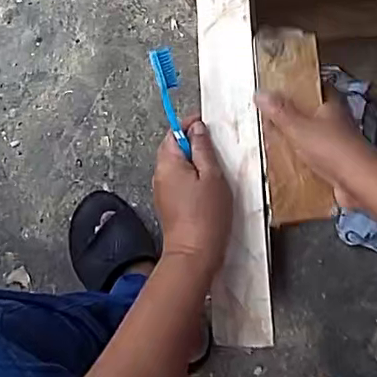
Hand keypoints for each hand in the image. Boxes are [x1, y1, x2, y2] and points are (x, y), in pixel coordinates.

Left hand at [152, 118, 231, 263]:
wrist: (195, 254)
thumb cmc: (207, 215)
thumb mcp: (213, 175)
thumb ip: (204, 149)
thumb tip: (197, 128)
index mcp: (168, 164)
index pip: (173, 133)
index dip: (189, 124)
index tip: (207, 123)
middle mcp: (160, 176)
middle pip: (173, 148)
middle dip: (192, 141)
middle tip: (216, 144)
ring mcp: (163, 191)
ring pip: (177, 164)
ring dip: (194, 159)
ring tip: (216, 165)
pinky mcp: (170, 204)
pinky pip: (179, 180)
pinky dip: (193, 175)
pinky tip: (209, 184)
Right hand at [255, 92, 376, 205]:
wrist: (358, 183)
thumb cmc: (333, 149)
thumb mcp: (299, 128)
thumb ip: (280, 112)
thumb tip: (261, 93)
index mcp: (333, 106)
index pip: (319, 87)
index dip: (303, 85)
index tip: (284, 87)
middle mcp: (339, 122)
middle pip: (316, 113)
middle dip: (297, 115)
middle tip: (274, 116)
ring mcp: (341, 143)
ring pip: (317, 136)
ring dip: (300, 139)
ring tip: (277, 140)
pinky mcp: (339, 164)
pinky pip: (318, 157)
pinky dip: (306, 160)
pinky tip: (291, 164)